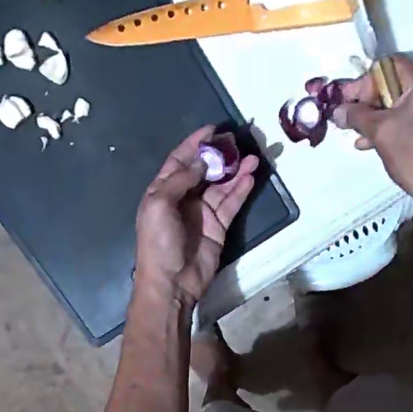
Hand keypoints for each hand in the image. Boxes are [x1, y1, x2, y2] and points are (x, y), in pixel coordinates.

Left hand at [134, 126, 258, 306]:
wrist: (171, 282)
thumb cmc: (158, 242)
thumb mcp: (160, 205)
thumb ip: (180, 179)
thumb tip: (202, 161)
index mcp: (162, 191)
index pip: (180, 160)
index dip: (195, 144)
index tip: (212, 129)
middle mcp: (183, 198)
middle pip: (204, 170)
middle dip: (220, 156)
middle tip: (238, 141)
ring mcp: (202, 212)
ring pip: (221, 186)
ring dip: (236, 171)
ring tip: (253, 157)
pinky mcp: (218, 226)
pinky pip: (231, 203)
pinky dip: (241, 190)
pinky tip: (251, 176)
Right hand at [332, 55, 412, 199]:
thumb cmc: (411, 153)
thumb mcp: (378, 130)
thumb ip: (356, 114)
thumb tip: (337, 110)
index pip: (389, 65)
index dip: (365, 81)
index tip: (348, 100)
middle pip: (394, 82)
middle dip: (368, 100)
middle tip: (350, 115)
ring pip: (398, 101)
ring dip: (375, 114)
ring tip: (355, 130)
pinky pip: (407, 116)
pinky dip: (388, 124)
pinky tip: (368, 141)